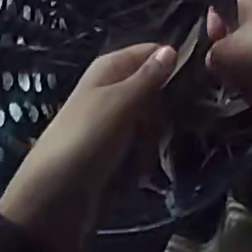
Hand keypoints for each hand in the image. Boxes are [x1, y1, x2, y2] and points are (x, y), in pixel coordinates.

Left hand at [0, 42, 175, 251]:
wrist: (51, 203)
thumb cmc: (85, 141)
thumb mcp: (119, 104)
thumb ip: (148, 78)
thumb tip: (172, 48)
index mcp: (110, 68)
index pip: (152, 52)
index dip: (174, 62)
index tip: (200, 78)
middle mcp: (112, 89)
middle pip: (155, 87)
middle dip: (166, 106)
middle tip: (174, 120)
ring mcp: (114, 122)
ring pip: (152, 119)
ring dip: (155, 136)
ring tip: (149, 151)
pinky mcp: (115, 151)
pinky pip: (142, 145)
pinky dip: (144, 156)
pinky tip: (141, 168)